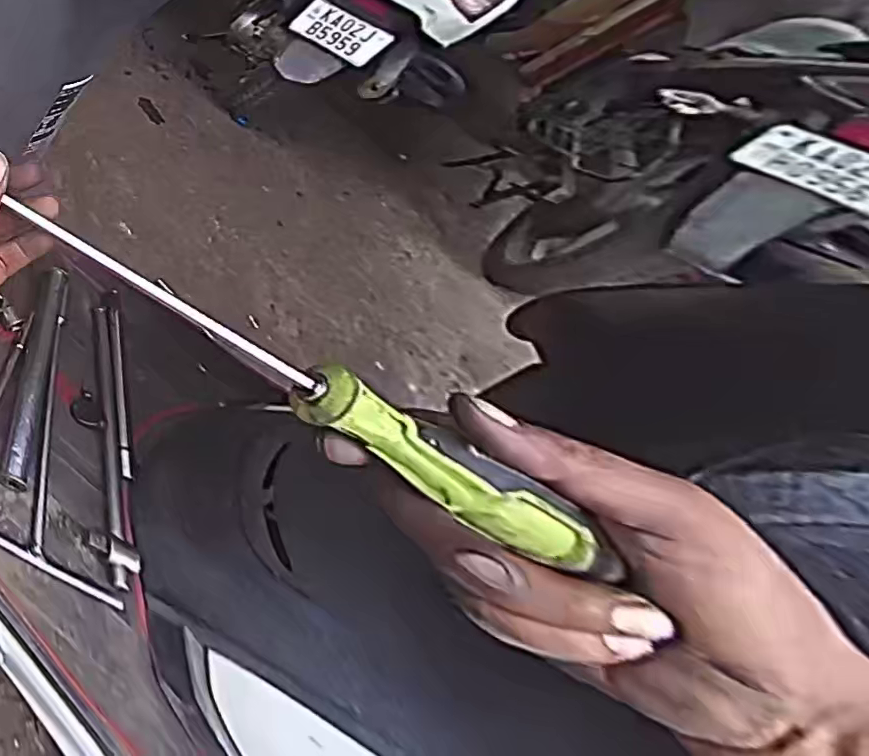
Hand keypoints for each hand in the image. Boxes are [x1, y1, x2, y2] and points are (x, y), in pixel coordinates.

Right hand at [324, 396, 868, 753]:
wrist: (772, 701)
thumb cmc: (743, 601)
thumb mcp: (670, 510)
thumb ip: (567, 458)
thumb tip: (474, 411)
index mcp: (519, 466)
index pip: (420, 434)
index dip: (371, 431)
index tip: (342, 437)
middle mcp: (493, 503)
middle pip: (424, 507)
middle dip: (495, 547)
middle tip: (566, 558)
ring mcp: (491, 553)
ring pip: (458, 568)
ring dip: (545, 604)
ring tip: (616, 611)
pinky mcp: (497, 602)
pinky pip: (482, 612)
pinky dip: (545, 634)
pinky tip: (595, 631)